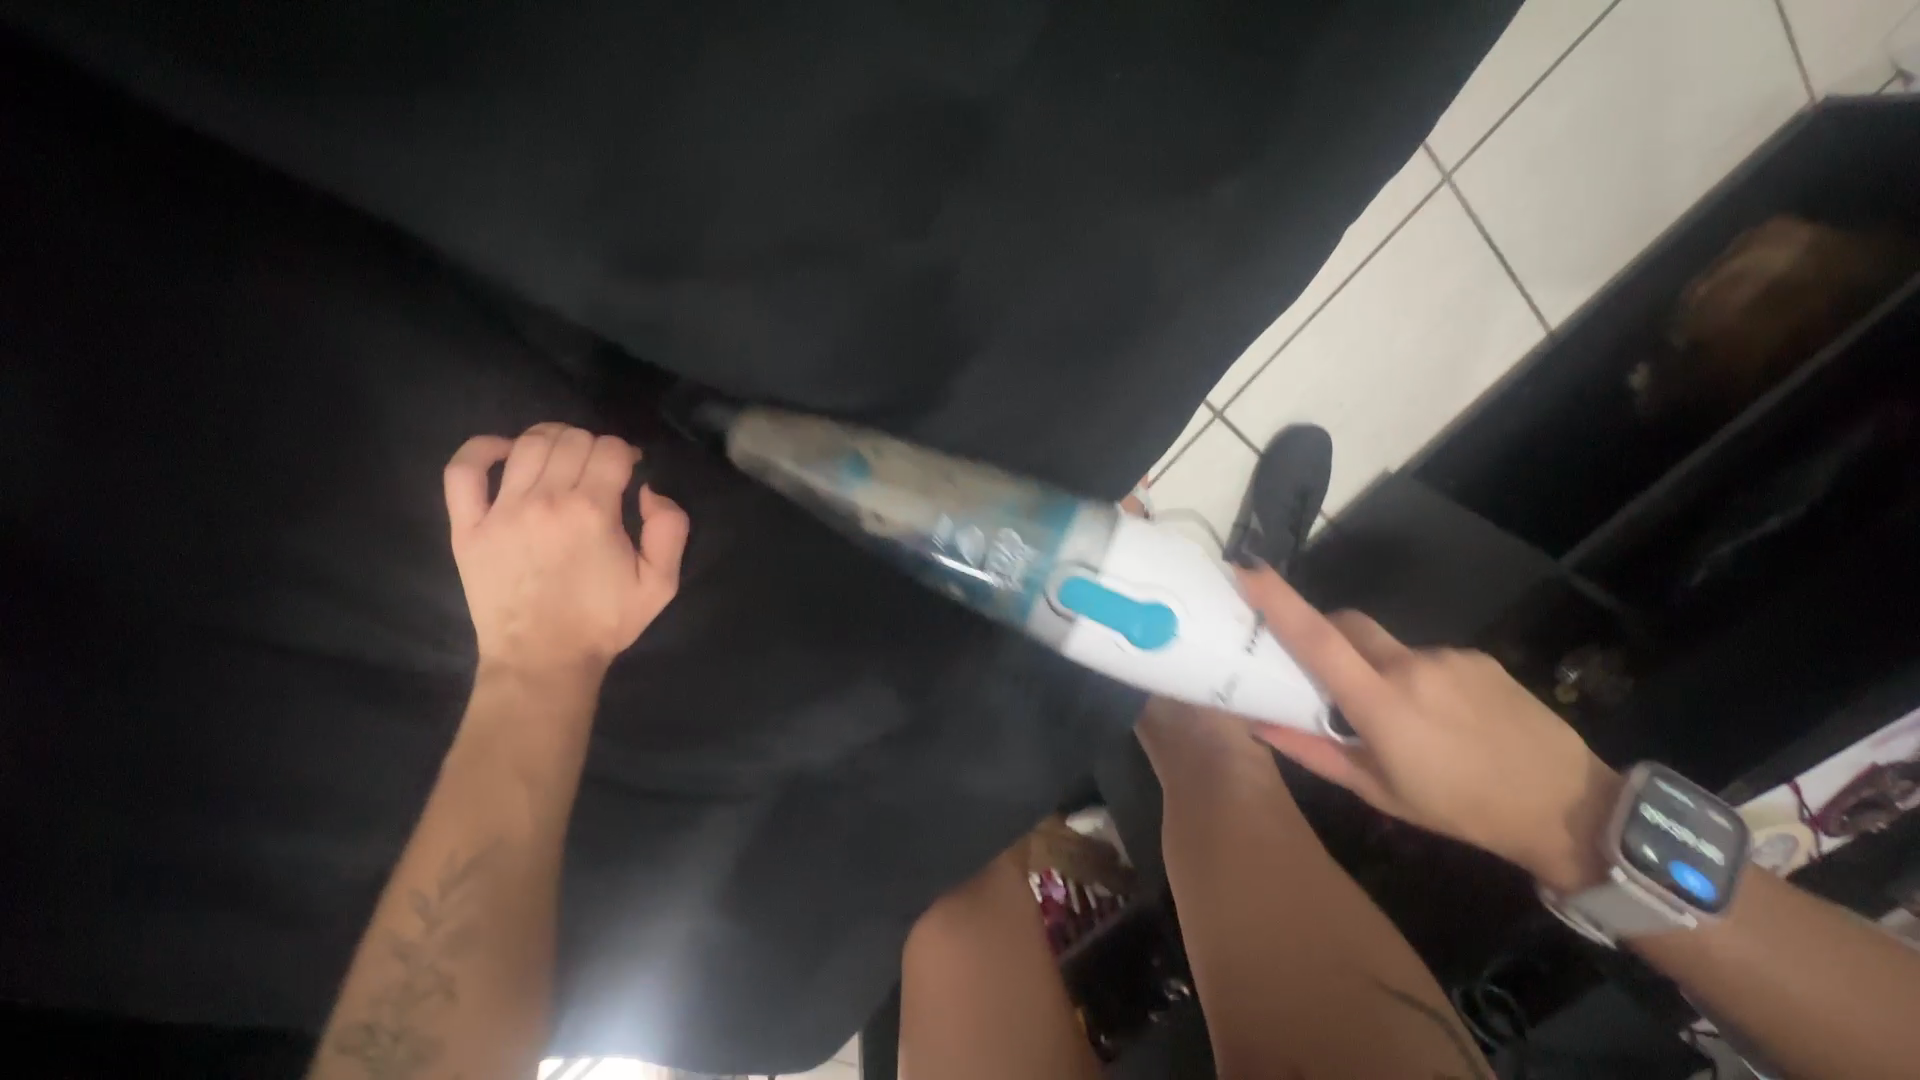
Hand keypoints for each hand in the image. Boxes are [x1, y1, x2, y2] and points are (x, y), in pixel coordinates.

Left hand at [443, 423, 689, 678]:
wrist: (542, 661)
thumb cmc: (604, 623)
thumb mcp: (661, 583)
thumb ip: (670, 527)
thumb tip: (648, 490)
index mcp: (593, 511)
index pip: (611, 448)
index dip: (627, 453)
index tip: (630, 472)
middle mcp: (545, 500)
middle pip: (571, 439)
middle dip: (593, 446)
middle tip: (599, 471)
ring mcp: (500, 511)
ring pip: (526, 444)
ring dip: (551, 439)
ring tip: (563, 458)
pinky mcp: (468, 527)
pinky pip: (463, 470)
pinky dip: (482, 449)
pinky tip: (504, 452)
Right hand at [1237, 565, 1620, 892]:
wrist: (1566, 806)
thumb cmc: (1458, 808)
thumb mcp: (1377, 791)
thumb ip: (1313, 751)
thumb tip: (1260, 724)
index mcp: (1380, 702)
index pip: (1317, 639)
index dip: (1279, 601)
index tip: (1248, 570)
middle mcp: (1411, 666)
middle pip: (1347, 626)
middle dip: (1326, 637)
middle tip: (1326, 678)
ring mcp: (1450, 656)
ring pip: (1389, 648)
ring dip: (1379, 670)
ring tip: (1406, 720)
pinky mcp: (1479, 657)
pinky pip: (1428, 658)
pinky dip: (1418, 678)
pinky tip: (1445, 718)